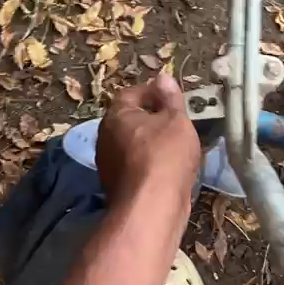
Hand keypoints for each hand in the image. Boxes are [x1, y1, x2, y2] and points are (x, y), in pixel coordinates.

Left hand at [96, 72, 202, 210]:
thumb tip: (162, 77)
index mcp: (116, 116)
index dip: (153, 91)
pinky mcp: (118, 185)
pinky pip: (135, 163)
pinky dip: (150, 161)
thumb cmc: (166, 154)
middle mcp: (105, 137)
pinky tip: (170, 167)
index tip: (174, 98)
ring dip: (152, 140)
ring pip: (133, 142)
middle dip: (153, 117)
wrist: (152, 207)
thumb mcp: (176, 119)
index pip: (131, 92)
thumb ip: (170, 98)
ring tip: (178, 144)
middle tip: (178, 120)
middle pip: (130, 118)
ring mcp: (109, 163)